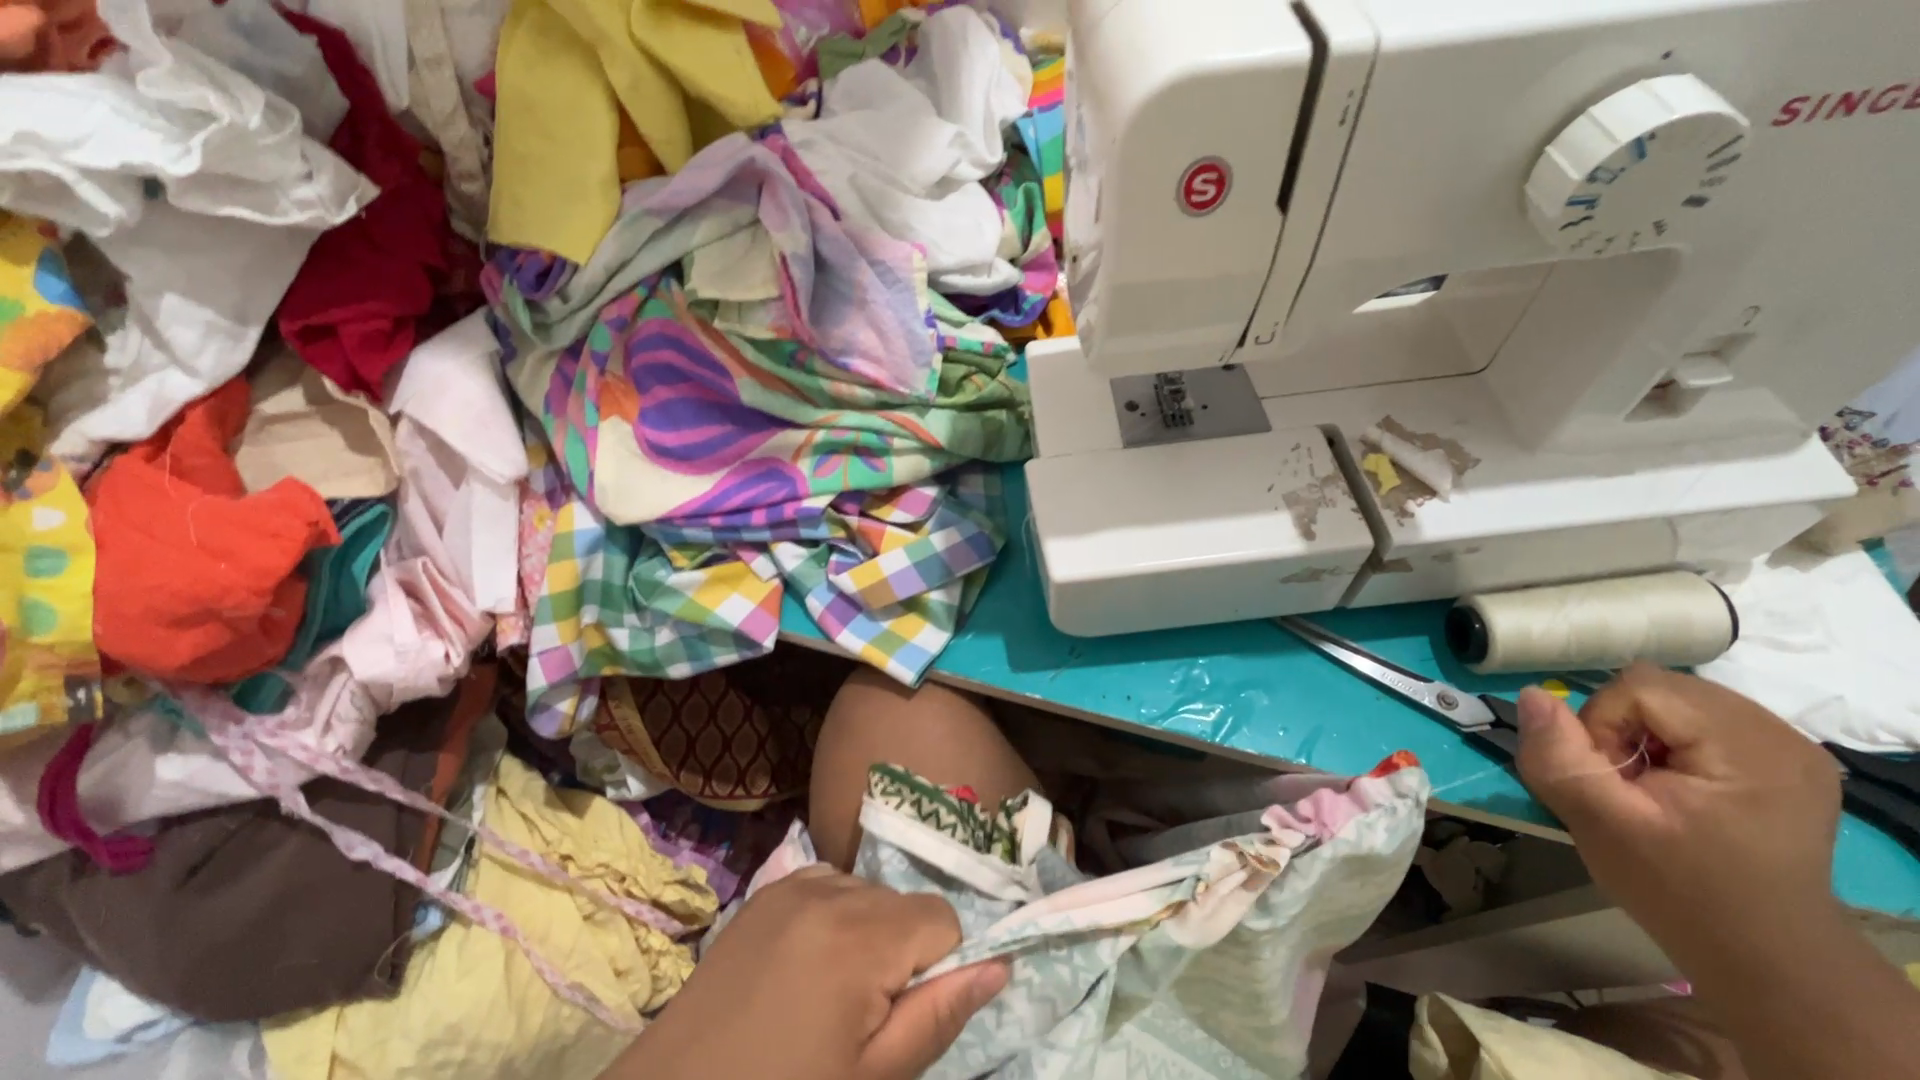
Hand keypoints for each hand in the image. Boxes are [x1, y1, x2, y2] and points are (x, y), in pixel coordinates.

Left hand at [612, 865, 1008, 1079]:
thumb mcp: (873, 1077)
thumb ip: (939, 1015)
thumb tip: (1000, 965)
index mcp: (860, 934)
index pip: (944, 918)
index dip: (937, 968)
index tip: (900, 1014)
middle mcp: (828, 891)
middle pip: (904, 903)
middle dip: (902, 951)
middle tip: (860, 1015)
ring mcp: (789, 886)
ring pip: (868, 893)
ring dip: (869, 932)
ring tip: (829, 994)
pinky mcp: (761, 894)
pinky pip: (827, 886)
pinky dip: (833, 917)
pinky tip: (804, 967)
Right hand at [1513, 664, 1842, 950]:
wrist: (1763, 956)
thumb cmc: (1678, 892)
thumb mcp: (1600, 824)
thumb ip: (1559, 757)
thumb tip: (1533, 695)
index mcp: (1746, 744)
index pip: (1639, 687)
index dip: (1602, 727)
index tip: (1613, 785)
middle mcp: (1780, 732)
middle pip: (1663, 687)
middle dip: (1625, 729)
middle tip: (1630, 790)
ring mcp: (1792, 747)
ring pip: (1681, 701)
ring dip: (1648, 737)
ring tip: (1654, 792)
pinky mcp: (1788, 763)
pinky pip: (1708, 723)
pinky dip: (1677, 747)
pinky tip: (1683, 792)